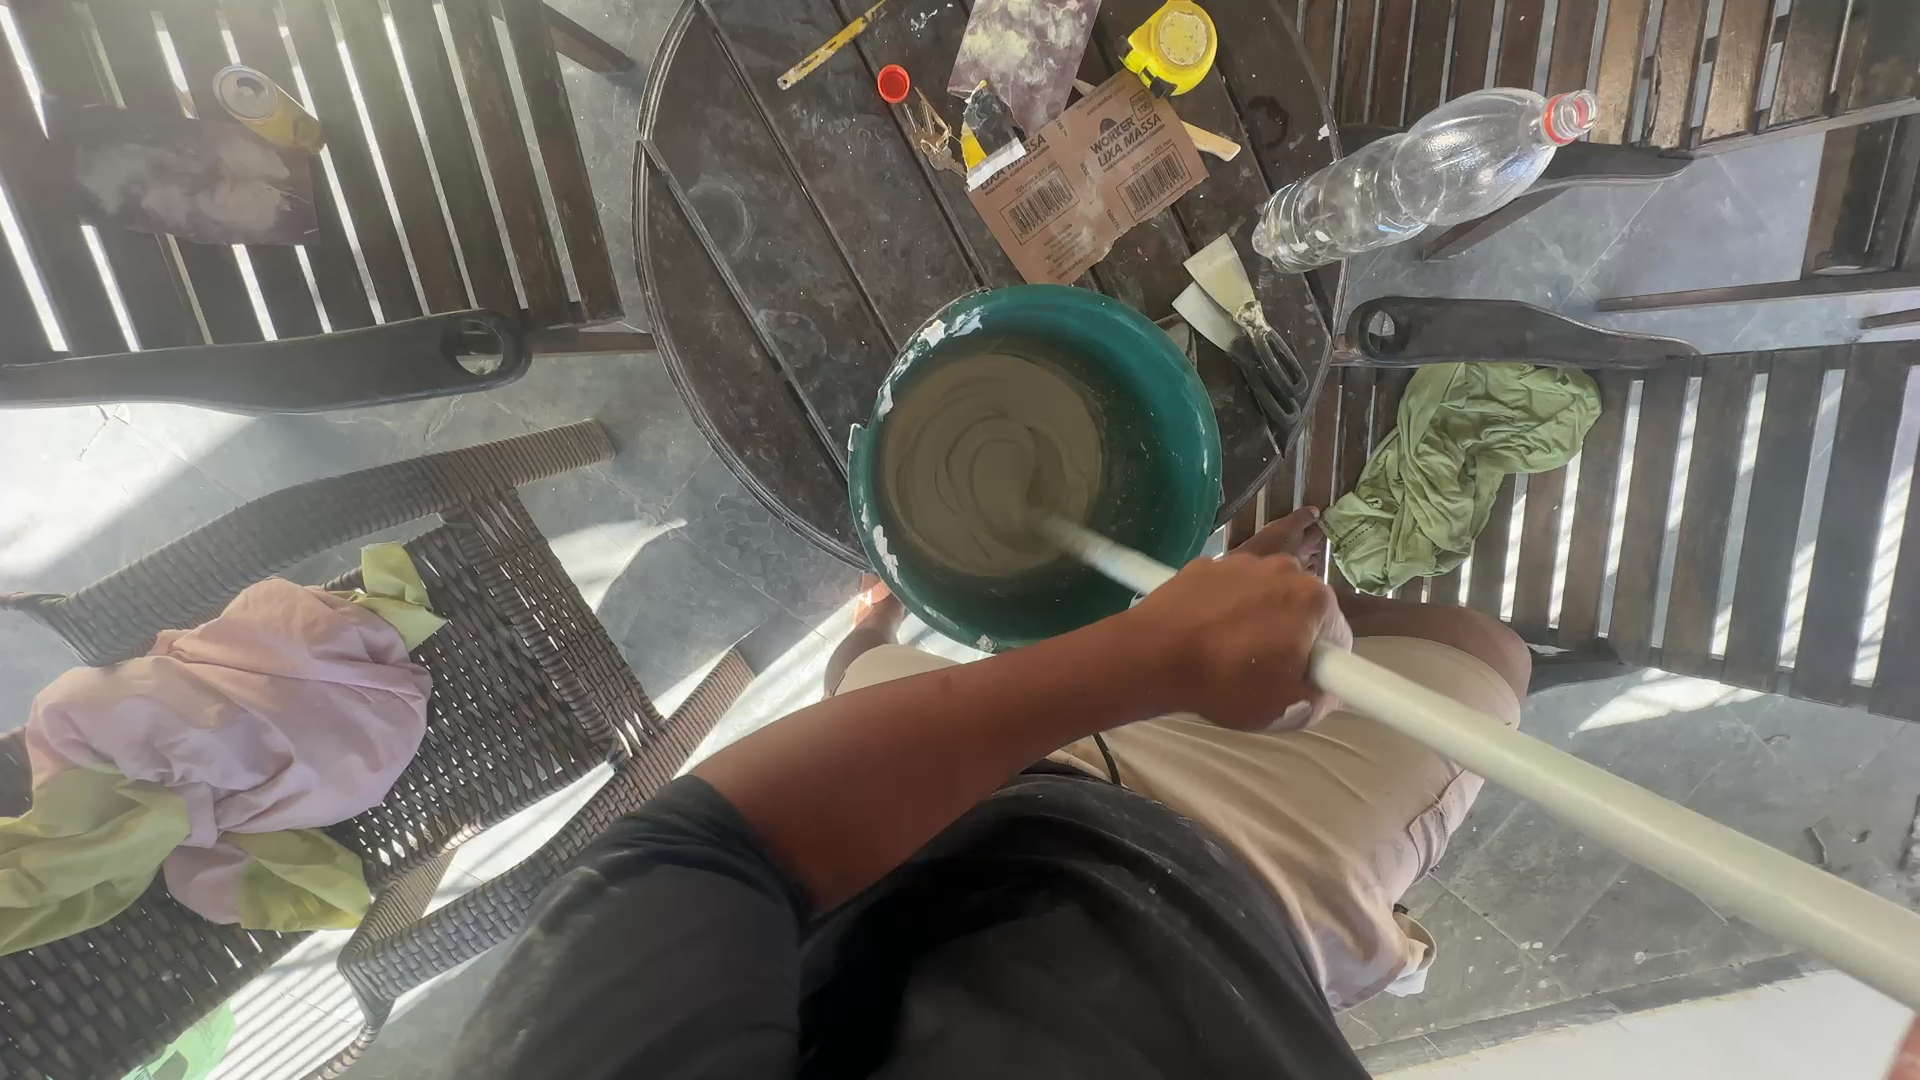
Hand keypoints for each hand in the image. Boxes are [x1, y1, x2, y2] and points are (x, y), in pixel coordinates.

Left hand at [1120, 551, 1351, 731]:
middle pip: (1298, 606)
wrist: (1153, 654)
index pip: (1335, 635)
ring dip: (1256, 613)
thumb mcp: (1285, 708)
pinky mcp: (1203, 564)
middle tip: (1264, 666)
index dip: (1323, 663)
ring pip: (1261, 592)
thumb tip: (1325, 689)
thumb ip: (1320, 697)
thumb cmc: (1226, 681)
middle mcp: (1281, 568)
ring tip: (1229, 647)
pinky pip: (1225, 586)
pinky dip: (1222, 602)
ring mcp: (1238, 561)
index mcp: (1313, 598)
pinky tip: (1206, 627)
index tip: (1299, 679)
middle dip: (1290, 632)